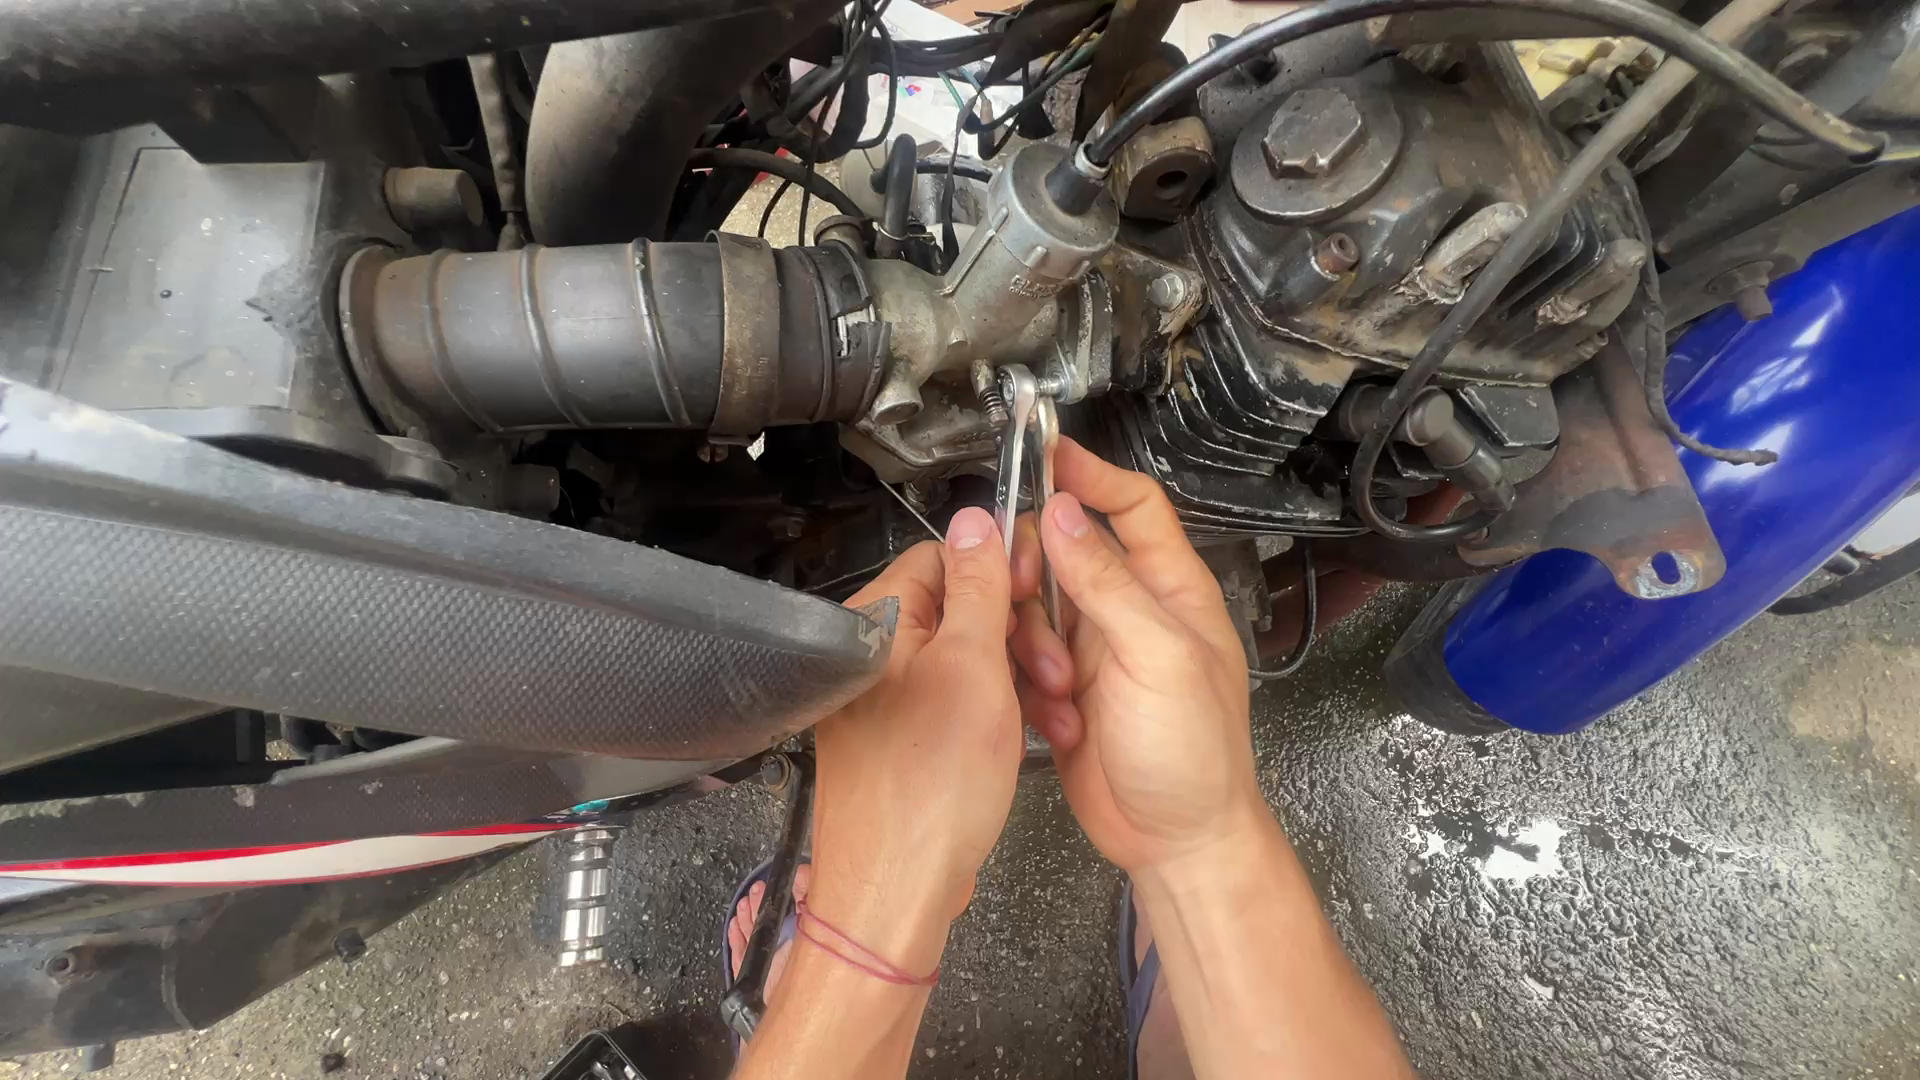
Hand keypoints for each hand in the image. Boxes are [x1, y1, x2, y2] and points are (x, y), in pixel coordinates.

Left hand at [807, 507, 1022, 974]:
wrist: (901, 891)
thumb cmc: (929, 788)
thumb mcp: (973, 666)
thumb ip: (978, 586)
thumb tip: (975, 520)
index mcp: (876, 622)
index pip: (941, 557)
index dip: (996, 568)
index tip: (1035, 590)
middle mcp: (877, 653)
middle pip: (961, 607)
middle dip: (1017, 632)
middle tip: (1053, 664)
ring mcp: (894, 695)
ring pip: (970, 655)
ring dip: (1020, 673)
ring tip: (1058, 708)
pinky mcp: (913, 732)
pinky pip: (963, 696)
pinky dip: (1002, 706)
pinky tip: (1042, 728)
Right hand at [1010, 438, 1267, 875]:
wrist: (1174, 839)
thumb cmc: (1192, 751)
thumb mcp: (1156, 657)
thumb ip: (1106, 582)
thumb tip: (1060, 512)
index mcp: (1168, 587)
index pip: (1131, 505)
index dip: (1090, 475)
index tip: (1044, 456)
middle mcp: (1127, 606)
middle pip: (1061, 549)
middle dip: (1033, 570)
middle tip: (1018, 597)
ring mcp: (1092, 644)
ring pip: (1032, 602)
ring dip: (1031, 640)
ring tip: (1057, 688)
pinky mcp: (1062, 682)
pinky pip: (1021, 651)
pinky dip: (1026, 678)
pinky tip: (1053, 717)